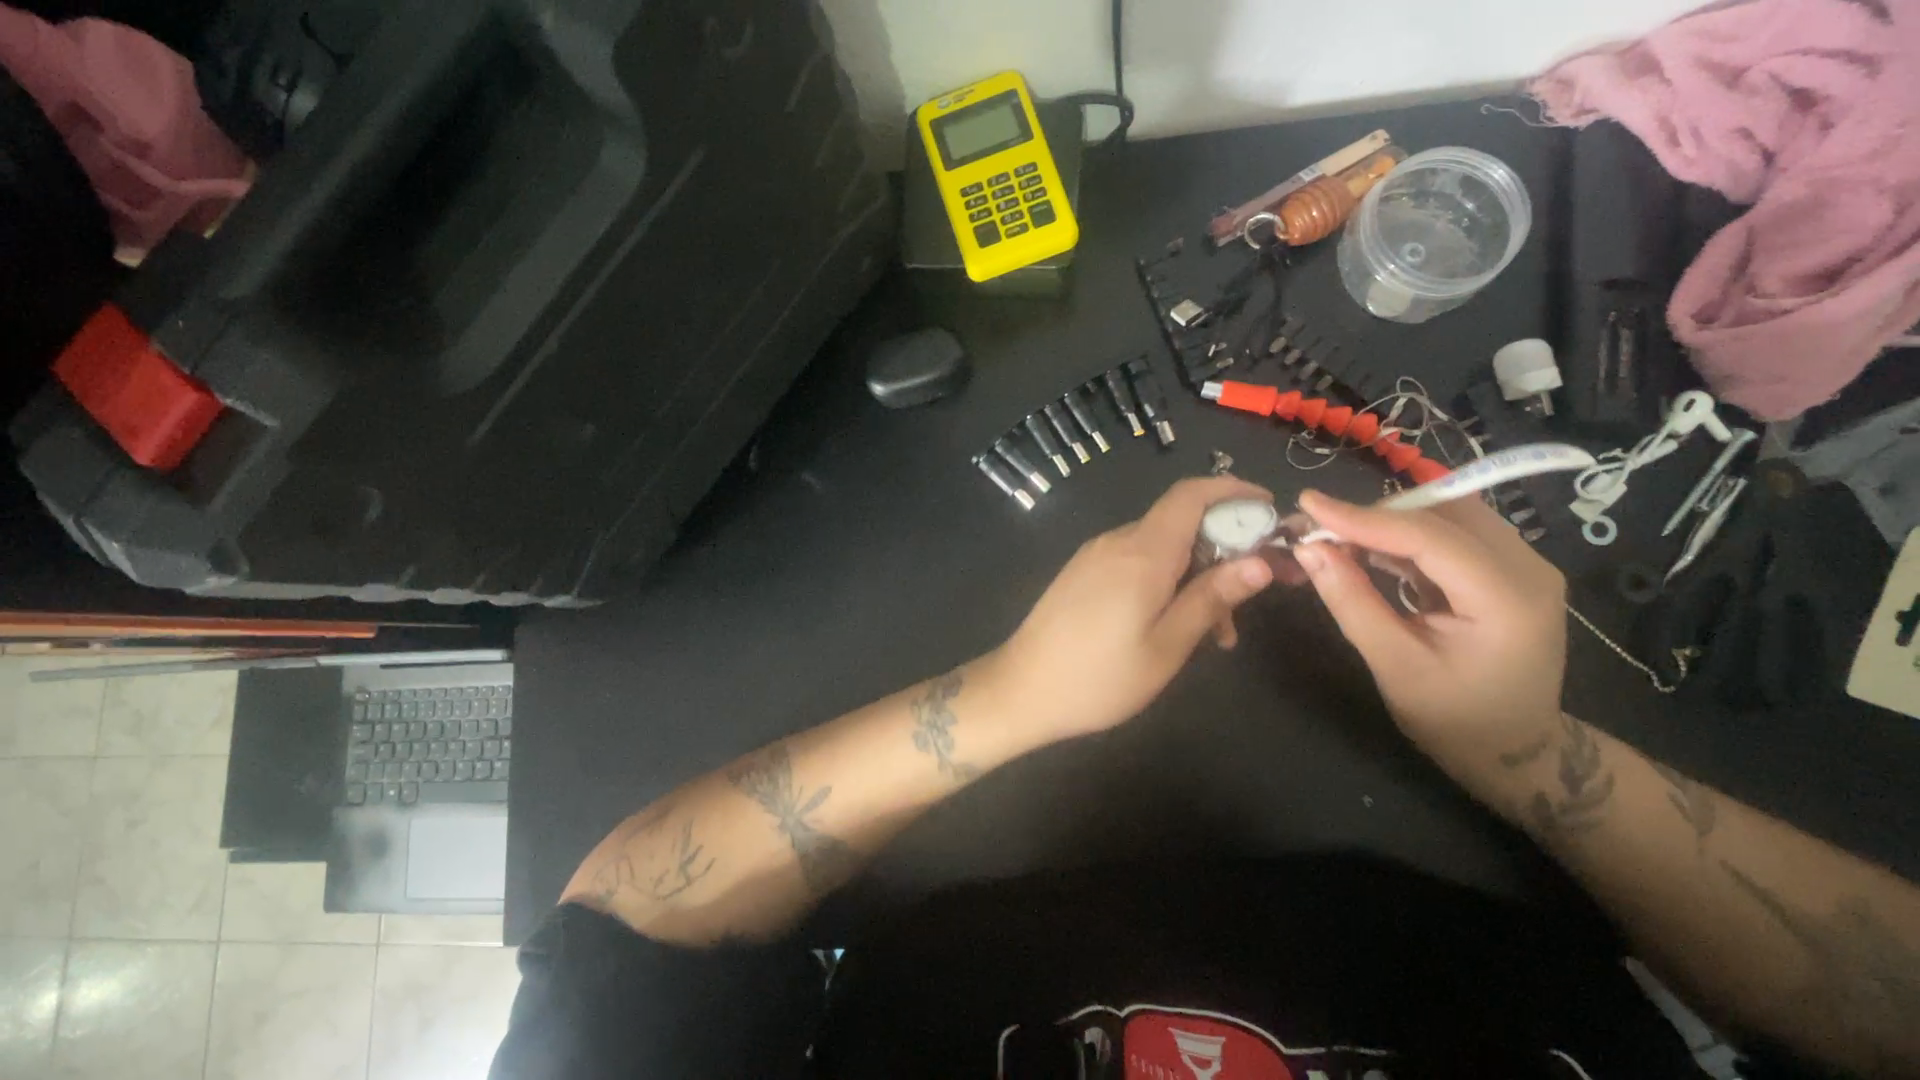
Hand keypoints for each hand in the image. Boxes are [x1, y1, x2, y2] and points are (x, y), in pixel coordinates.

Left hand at [982, 477, 1276, 740]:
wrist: (1019, 692)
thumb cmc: (1098, 678)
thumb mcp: (1166, 646)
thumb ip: (1211, 599)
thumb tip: (1260, 561)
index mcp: (1142, 553)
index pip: (1191, 495)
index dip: (1234, 491)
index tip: (1270, 511)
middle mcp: (1117, 542)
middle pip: (1181, 523)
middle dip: (1225, 549)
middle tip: (1256, 594)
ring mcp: (1095, 557)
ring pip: (1161, 549)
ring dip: (1197, 576)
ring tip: (1217, 635)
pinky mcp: (1082, 575)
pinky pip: (1136, 564)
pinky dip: (1167, 583)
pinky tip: (1176, 627)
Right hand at [1290, 489, 1567, 768]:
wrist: (1515, 749)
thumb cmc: (1453, 719)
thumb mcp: (1395, 667)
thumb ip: (1353, 603)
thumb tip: (1308, 549)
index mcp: (1507, 600)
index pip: (1429, 536)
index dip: (1364, 517)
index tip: (1307, 504)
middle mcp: (1528, 569)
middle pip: (1443, 513)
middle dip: (1376, 515)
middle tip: (1318, 530)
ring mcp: (1526, 565)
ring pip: (1449, 514)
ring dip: (1391, 521)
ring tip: (1340, 541)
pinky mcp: (1511, 568)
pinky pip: (1455, 532)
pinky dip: (1409, 536)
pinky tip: (1374, 553)